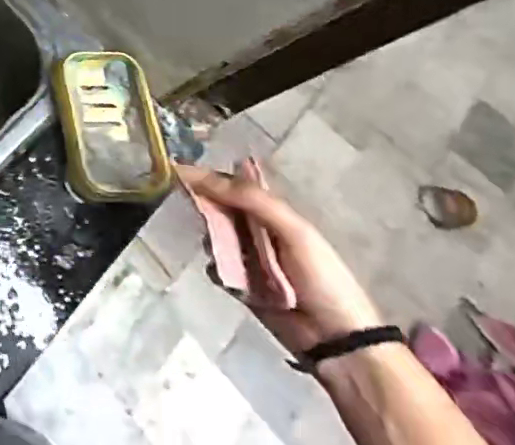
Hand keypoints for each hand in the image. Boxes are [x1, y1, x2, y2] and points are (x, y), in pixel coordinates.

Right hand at [175, 163, 382, 353]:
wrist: (337, 341)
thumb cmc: (321, 277)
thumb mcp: (293, 230)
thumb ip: (253, 200)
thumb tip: (207, 178)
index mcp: (272, 211)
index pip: (233, 185)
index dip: (207, 177)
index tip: (177, 172)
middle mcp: (257, 230)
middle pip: (219, 209)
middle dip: (204, 208)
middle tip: (188, 208)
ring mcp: (249, 259)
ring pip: (215, 238)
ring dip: (210, 239)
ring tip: (217, 247)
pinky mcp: (242, 286)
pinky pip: (217, 269)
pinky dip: (215, 268)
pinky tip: (222, 273)